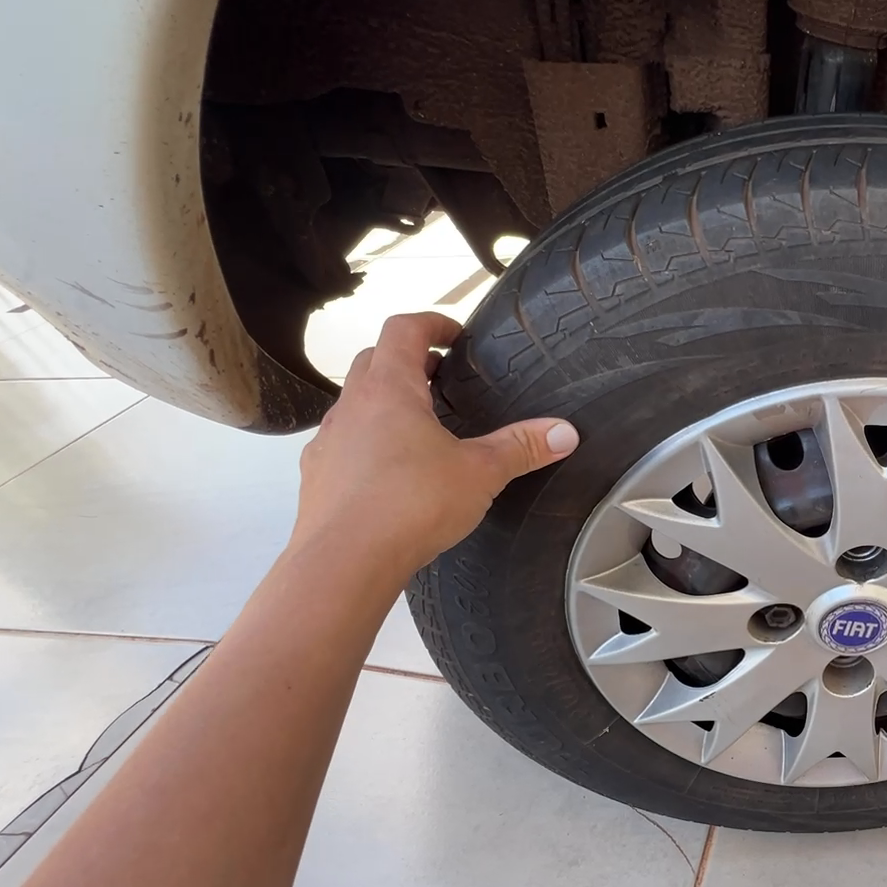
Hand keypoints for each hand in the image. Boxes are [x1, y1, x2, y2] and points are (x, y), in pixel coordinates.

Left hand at [290, 312, 577, 576]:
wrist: (344, 563)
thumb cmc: (412, 504)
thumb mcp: (482, 472)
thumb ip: (523, 447)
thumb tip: (566, 432)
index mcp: (389, 390)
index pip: (404, 330)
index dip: (432, 323)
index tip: (457, 335)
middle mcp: (351, 407)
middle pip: (374, 361)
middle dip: (411, 362)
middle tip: (447, 380)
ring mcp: (329, 442)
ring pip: (358, 404)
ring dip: (389, 404)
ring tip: (426, 429)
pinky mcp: (319, 478)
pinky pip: (347, 444)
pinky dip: (372, 443)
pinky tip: (398, 474)